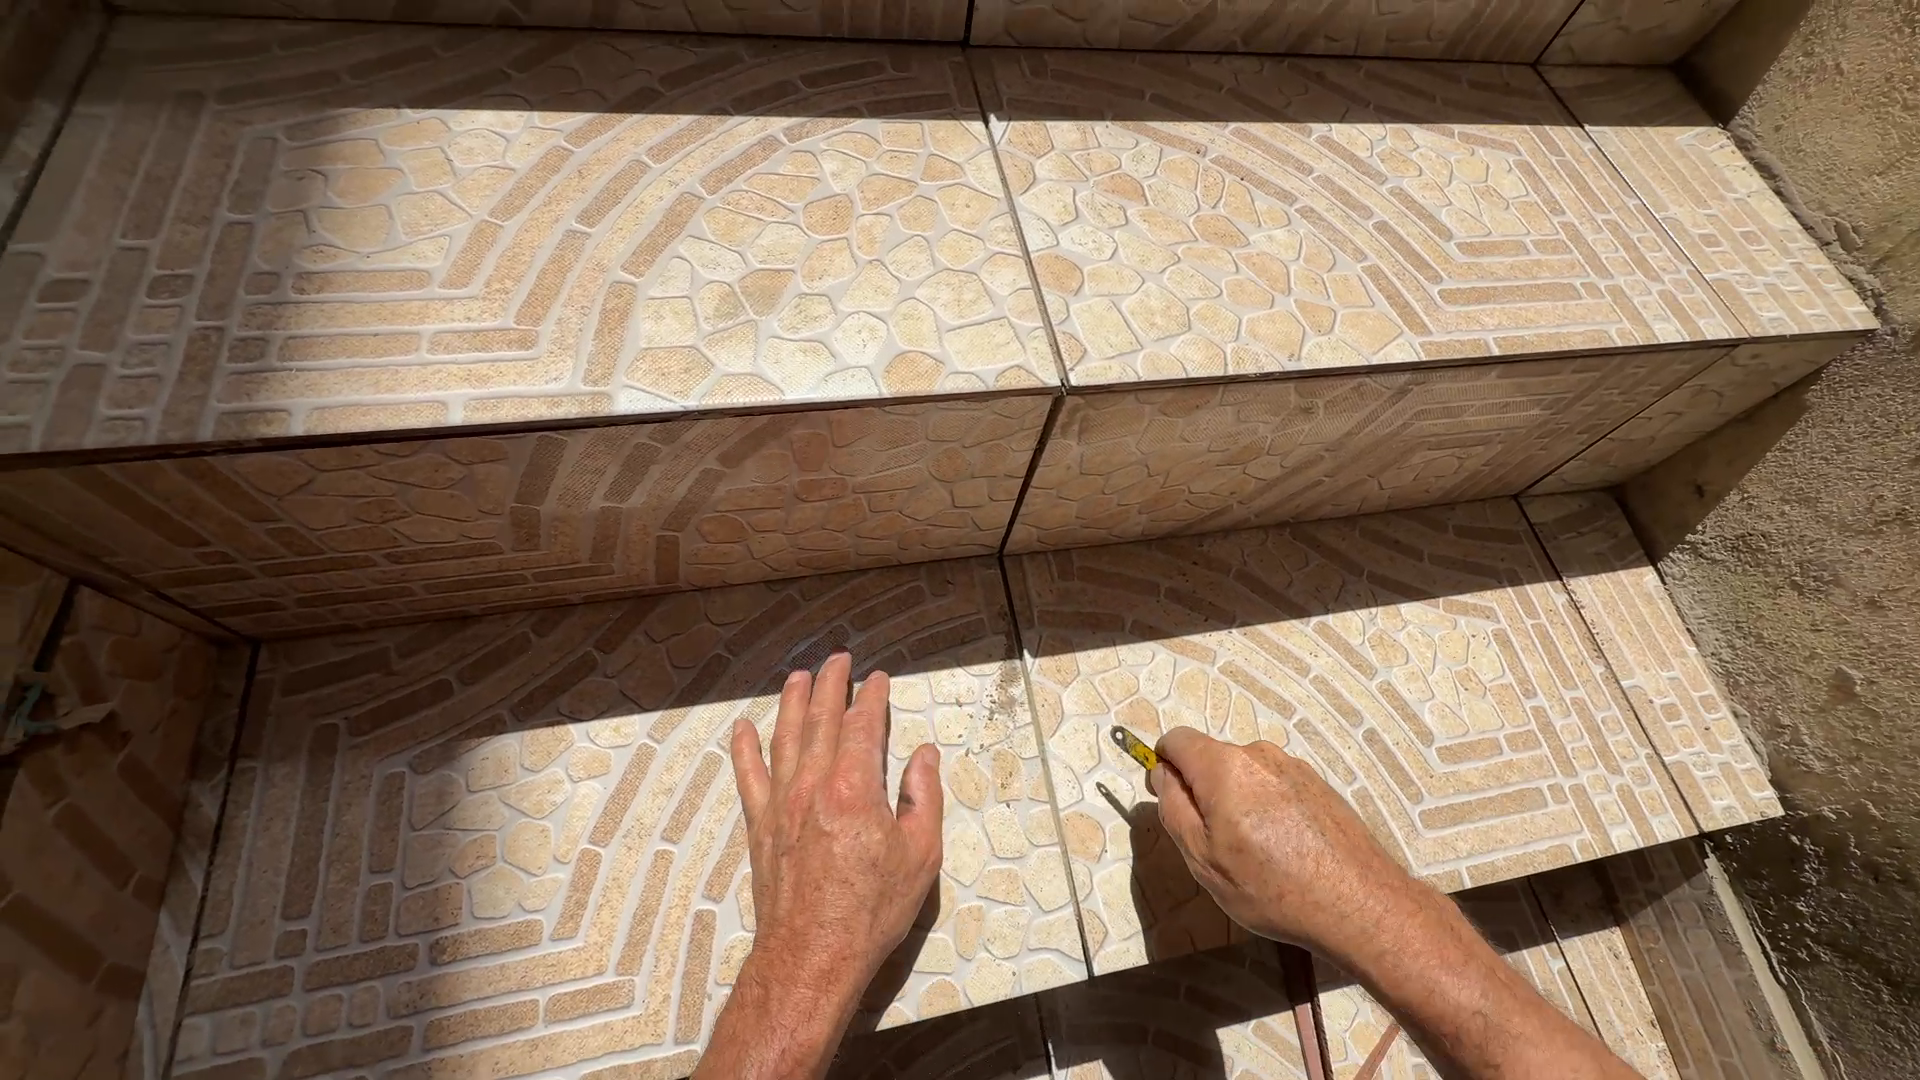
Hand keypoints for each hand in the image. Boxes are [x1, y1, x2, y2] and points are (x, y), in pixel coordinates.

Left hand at [728, 653, 942, 1016]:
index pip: (863, 724)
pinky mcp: (760, 824)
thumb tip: (924, 755)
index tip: (879, 679)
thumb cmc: (873, 907)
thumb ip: (923, 797)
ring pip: (784, 736)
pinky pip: (748, 775)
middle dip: (831, 683)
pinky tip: (742, 728)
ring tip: (798, 676)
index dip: (872, 696)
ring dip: (792, 701)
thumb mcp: (920, 855)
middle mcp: (814, 783)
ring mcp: (781, 802)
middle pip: (821, 718)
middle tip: (838, 659)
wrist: (813, 955)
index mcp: (855, 787)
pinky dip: (744, 748)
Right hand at [1149, 728, 1415, 962]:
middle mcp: (1258, 753)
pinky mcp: (1319, 784)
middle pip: (1211, 758)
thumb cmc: (1271, 886)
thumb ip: (1173, 808)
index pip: (1176, 739)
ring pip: (1244, 773)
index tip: (1172, 801)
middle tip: (1217, 841)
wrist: (1362, 906)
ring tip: (1258, 850)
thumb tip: (1164, 775)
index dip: (1164, 766)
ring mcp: (1293, 766)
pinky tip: (1287, 847)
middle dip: (1203, 789)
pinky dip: (1268, 807)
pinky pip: (1274, 785)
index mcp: (1224, 765)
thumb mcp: (1202, 858)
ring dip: (1237, 799)